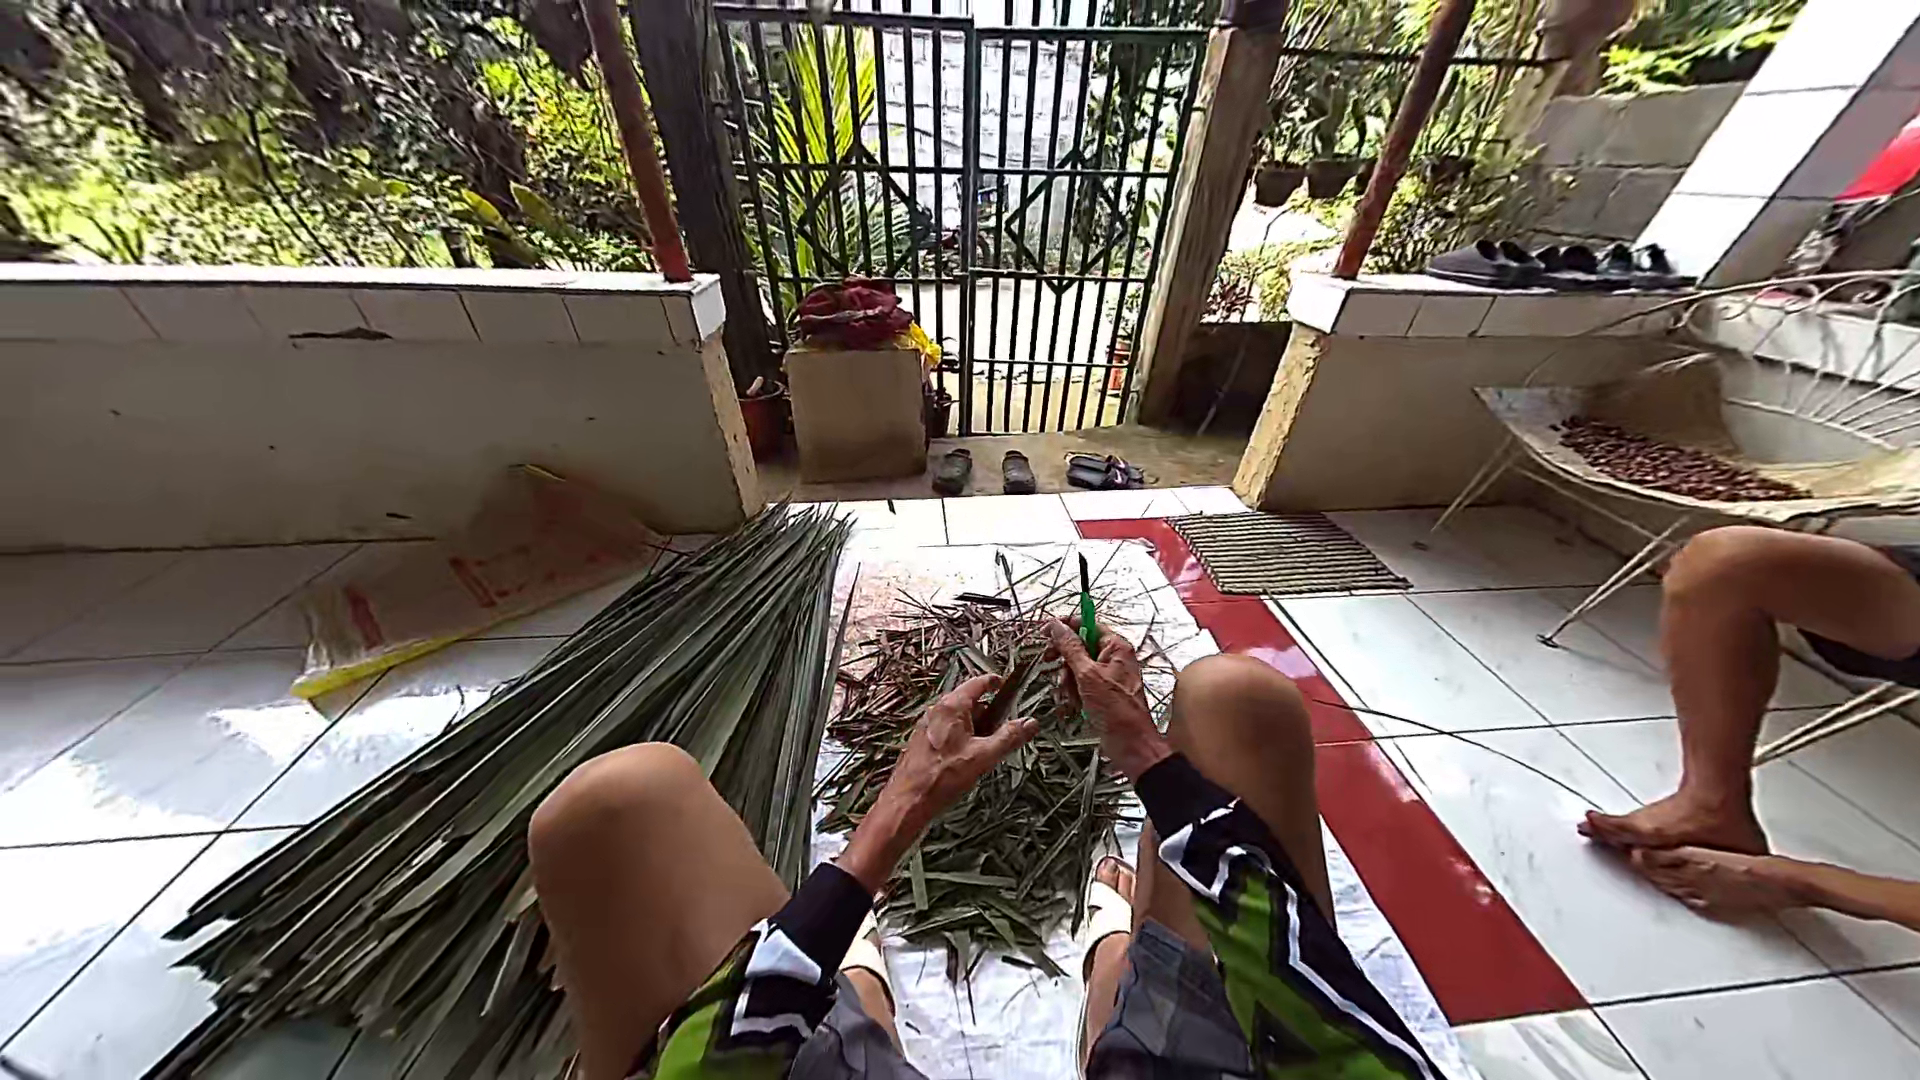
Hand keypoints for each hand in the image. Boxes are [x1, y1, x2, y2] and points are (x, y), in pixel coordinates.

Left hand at [835, 674, 1038, 893]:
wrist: (908, 801)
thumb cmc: (942, 778)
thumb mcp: (984, 757)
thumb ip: (1008, 738)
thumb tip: (1030, 723)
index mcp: (952, 707)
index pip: (977, 683)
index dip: (994, 682)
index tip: (1004, 684)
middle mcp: (937, 710)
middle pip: (968, 700)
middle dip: (987, 711)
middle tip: (1001, 726)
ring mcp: (928, 725)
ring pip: (957, 716)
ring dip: (974, 725)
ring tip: (986, 747)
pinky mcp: (923, 740)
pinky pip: (947, 729)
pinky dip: (961, 735)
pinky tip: (967, 757)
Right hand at [1044, 618, 1169, 781]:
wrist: (1130, 745)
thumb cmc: (1118, 712)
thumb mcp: (1087, 675)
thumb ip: (1070, 647)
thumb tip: (1056, 626)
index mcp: (1116, 647)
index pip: (1087, 623)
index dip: (1066, 625)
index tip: (1047, 629)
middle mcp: (1114, 658)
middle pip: (1080, 644)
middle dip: (1065, 657)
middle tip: (1051, 659)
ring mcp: (1108, 675)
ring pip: (1077, 665)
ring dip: (1069, 678)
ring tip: (1072, 691)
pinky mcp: (1103, 691)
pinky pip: (1081, 682)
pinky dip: (1075, 691)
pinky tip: (1078, 702)